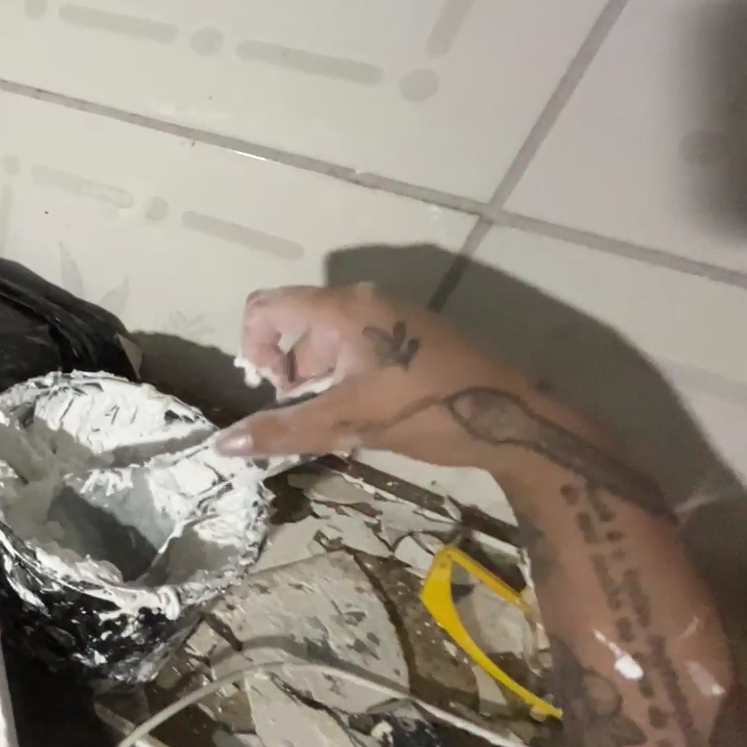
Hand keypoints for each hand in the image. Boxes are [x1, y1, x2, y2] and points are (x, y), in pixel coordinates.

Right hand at [215, 284, 545, 472]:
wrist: (524, 423)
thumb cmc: (428, 412)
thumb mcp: (348, 423)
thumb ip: (281, 430)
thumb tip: (221, 445)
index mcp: (342, 310)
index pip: (264, 307)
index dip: (253, 345)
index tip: (275, 387)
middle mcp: (361, 301)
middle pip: (292, 320)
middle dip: (285, 364)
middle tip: (300, 404)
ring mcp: (390, 314)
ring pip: (323, 333)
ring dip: (313, 370)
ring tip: (332, 411)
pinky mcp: (411, 332)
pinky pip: (353, 339)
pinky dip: (341, 368)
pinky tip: (362, 404)